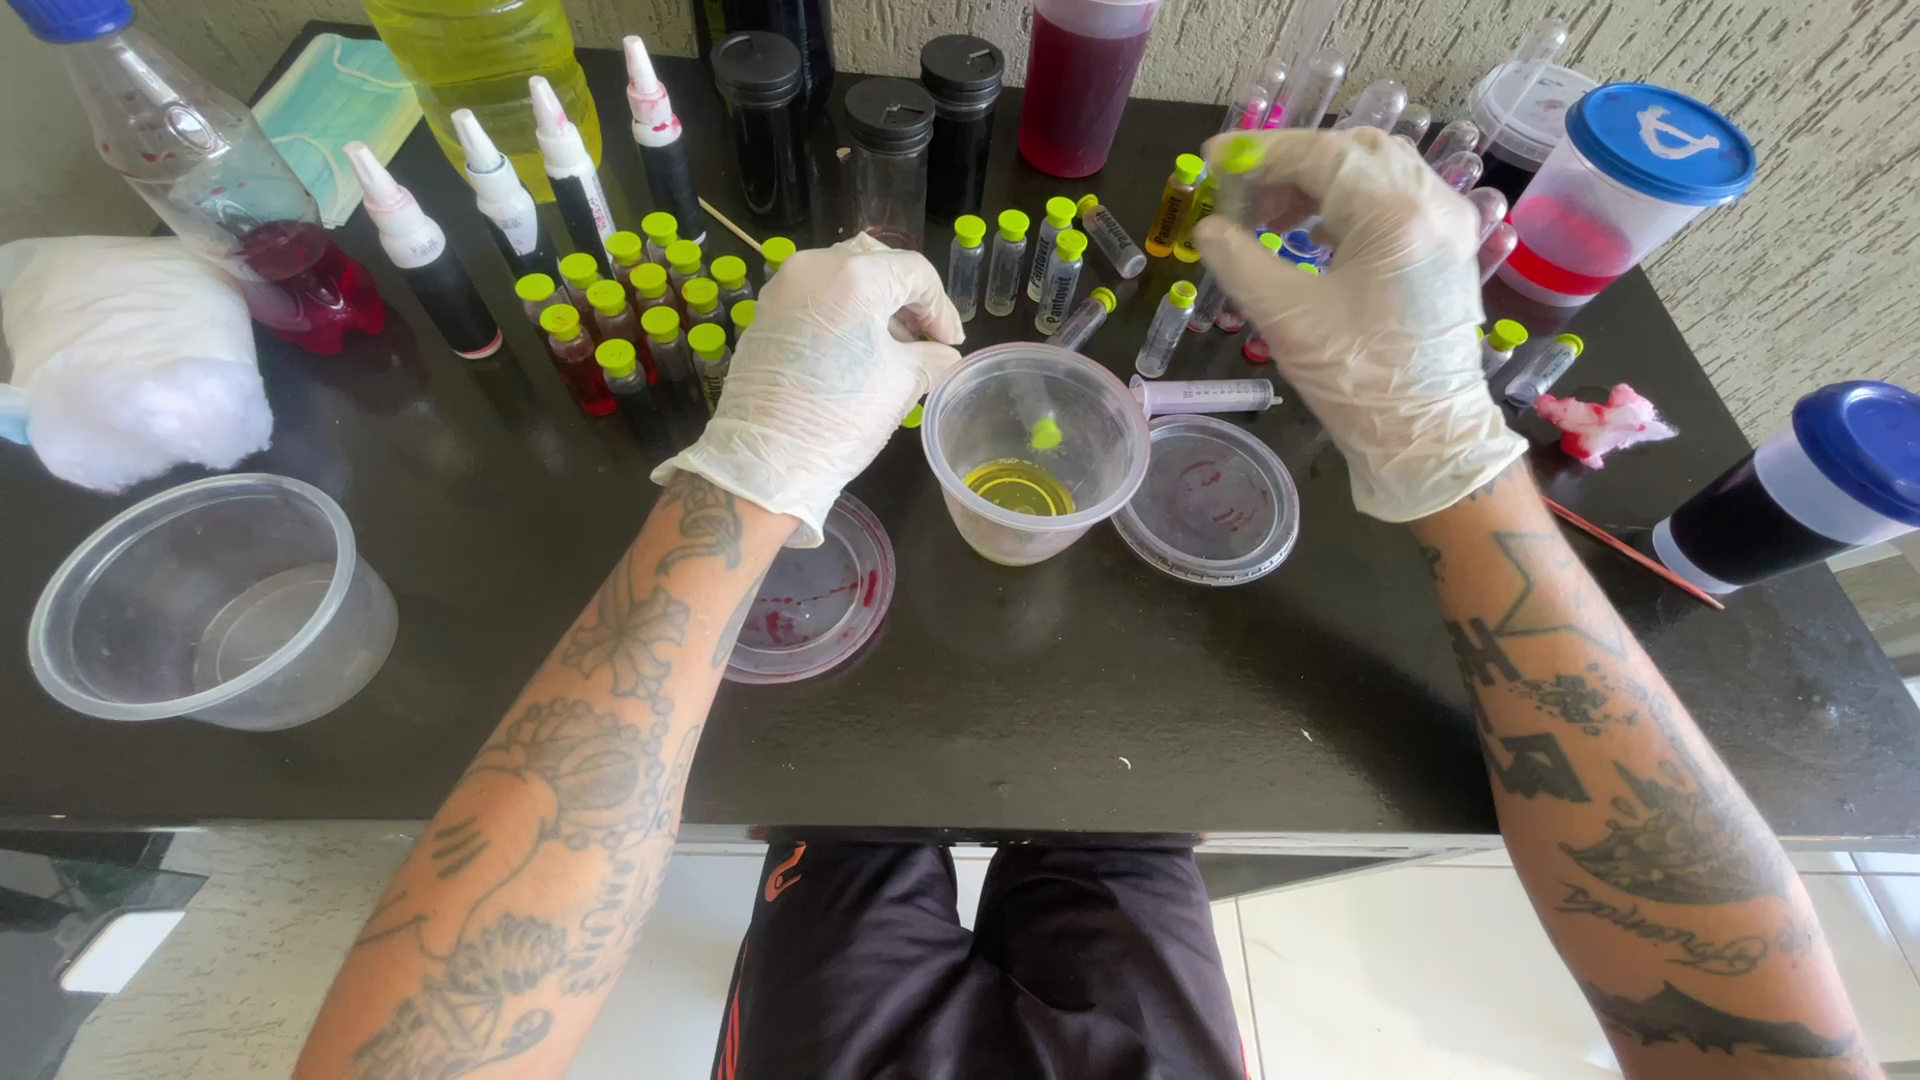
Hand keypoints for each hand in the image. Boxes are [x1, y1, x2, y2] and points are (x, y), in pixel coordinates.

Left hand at [652, 234, 963, 544]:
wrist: (767, 460)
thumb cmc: (842, 417)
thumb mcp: (903, 384)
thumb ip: (933, 357)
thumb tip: (944, 354)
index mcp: (854, 276)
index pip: (915, 273)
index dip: (942, 308)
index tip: (951, 343)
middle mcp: (813, 267)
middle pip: (877, 265)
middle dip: (907, 301)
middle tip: (925, 339)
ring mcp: (782, 288)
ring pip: (843, 278)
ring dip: (876, 306)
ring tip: (894, 349)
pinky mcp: (765, 314)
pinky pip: (816, 298)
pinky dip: (844, 314)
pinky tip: (857, 351)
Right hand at [1193, 128, 1525, 521]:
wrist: (1422, 432)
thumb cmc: (1353, 378)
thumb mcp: (1284, 318)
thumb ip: (1239, 262)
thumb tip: (1209, 228)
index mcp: (1395, 215)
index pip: (1322, 154)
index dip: (1262, 151)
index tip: (1214, 161)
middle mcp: (1432, 203)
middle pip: (1354, 151)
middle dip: (1291, 164)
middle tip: (1242, 195)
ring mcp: (1446, 224)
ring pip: (1376, 172)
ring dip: (1317, 183)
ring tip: (1271, 218)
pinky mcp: (1443, 248)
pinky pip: (1392, 200)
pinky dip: (1344, 203)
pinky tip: (1311, 233)